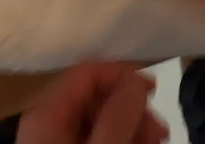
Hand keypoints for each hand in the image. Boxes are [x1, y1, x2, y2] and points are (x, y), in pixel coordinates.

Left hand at [16, 61, 165, 143]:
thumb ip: (119, 114)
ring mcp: (53, 139)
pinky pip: (94, 135)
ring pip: (98, 118)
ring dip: (130, 124)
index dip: (122, 72)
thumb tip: (137, 79)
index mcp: (46, 108)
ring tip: (155, 138)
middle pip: (95, 95)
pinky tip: (139, 143)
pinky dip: (119, 137)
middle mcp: (46, 119)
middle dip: (131, 106)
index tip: (153, 87)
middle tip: (159, 127)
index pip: (87, 69)